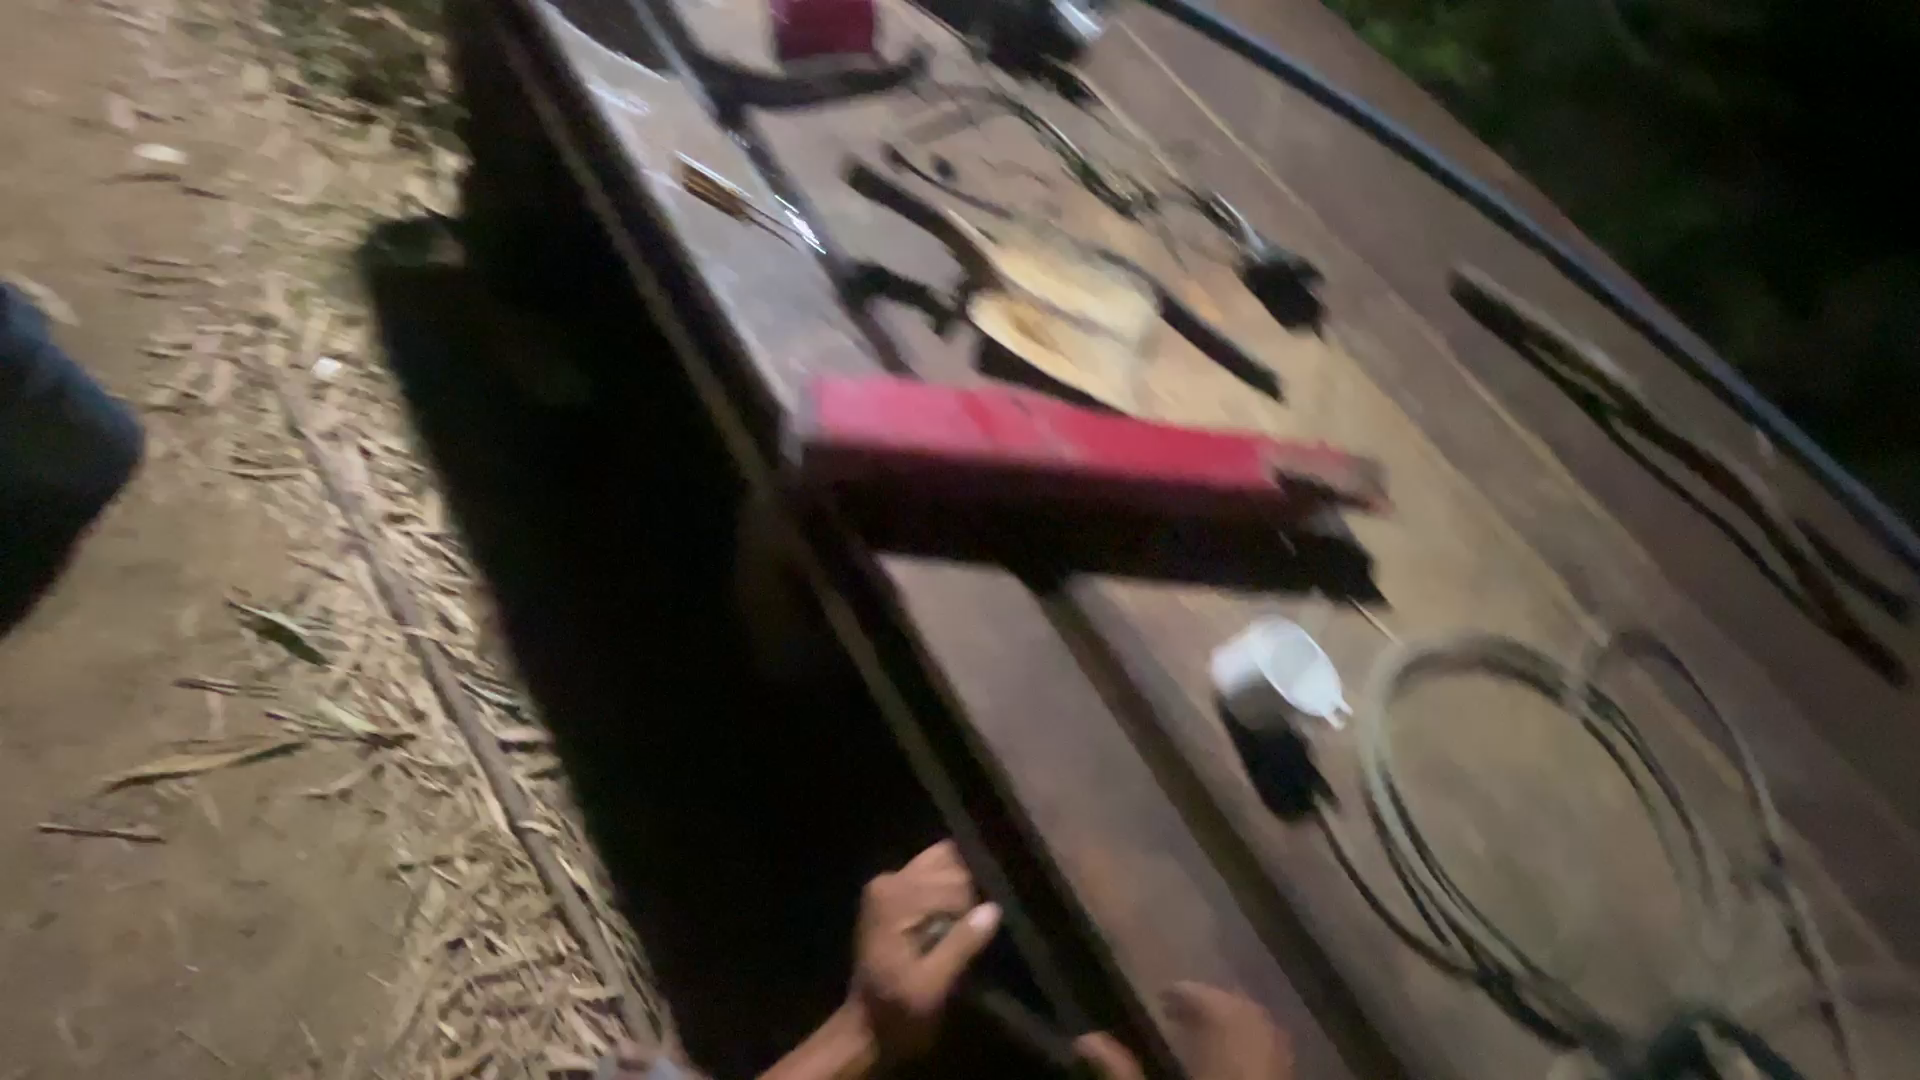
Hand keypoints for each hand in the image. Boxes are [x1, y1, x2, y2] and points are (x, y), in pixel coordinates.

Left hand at [846, 840, 1001, 1058]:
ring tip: (961, 924)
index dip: (970, 910)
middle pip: (948, 864)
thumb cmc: (897, 1012)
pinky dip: (947, 889)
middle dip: (966, 894)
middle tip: (968, 931)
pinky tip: (951, 917)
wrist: (864, 1028)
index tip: (973, 939)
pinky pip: (931, 871)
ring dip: (958, 889)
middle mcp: (889, 879)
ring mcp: (888, 882)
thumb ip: (960, 945)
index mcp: (895, 898)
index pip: (953, 882)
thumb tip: (993, 909)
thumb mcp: (932, 987)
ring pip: (942, 861)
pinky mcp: (891, 890)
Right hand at [1073, 983, 1292, 1079]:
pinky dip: (1253, 1055)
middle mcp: (1260, 1074)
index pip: (1218, 1010)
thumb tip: (1086, 1040)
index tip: (1163, 999)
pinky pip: (1278, 1067)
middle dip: (1218, 1005)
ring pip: (1271, 1041)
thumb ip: (1121, 1076)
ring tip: (1203, 1038)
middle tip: (1182, 1012)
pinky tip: (1226, 1070)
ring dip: (1237, 1028)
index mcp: (1226, 1070)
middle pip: (1251, 1018)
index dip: (1193, 995)